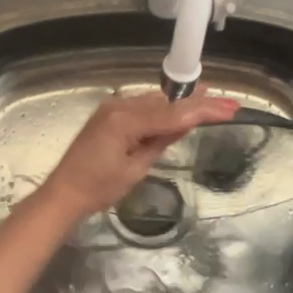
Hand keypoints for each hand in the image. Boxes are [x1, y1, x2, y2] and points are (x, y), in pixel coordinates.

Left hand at [39, 92, 238, 217]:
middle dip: (198, 104)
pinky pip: (143, 106)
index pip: (173, 113)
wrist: (64, 191)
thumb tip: (185, 124)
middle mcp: (119, 106)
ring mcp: (113, 106)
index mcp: (125, 120)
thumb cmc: (99, 188)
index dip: (203, 110)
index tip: (228, 108)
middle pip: (167, 103)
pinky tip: (182, 106)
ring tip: (213, 101)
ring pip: (156, 101)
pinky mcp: (110, 112)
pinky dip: (164, 108)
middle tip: (228, 104)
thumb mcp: (136, 169)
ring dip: (183, 103)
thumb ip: (161, 141)